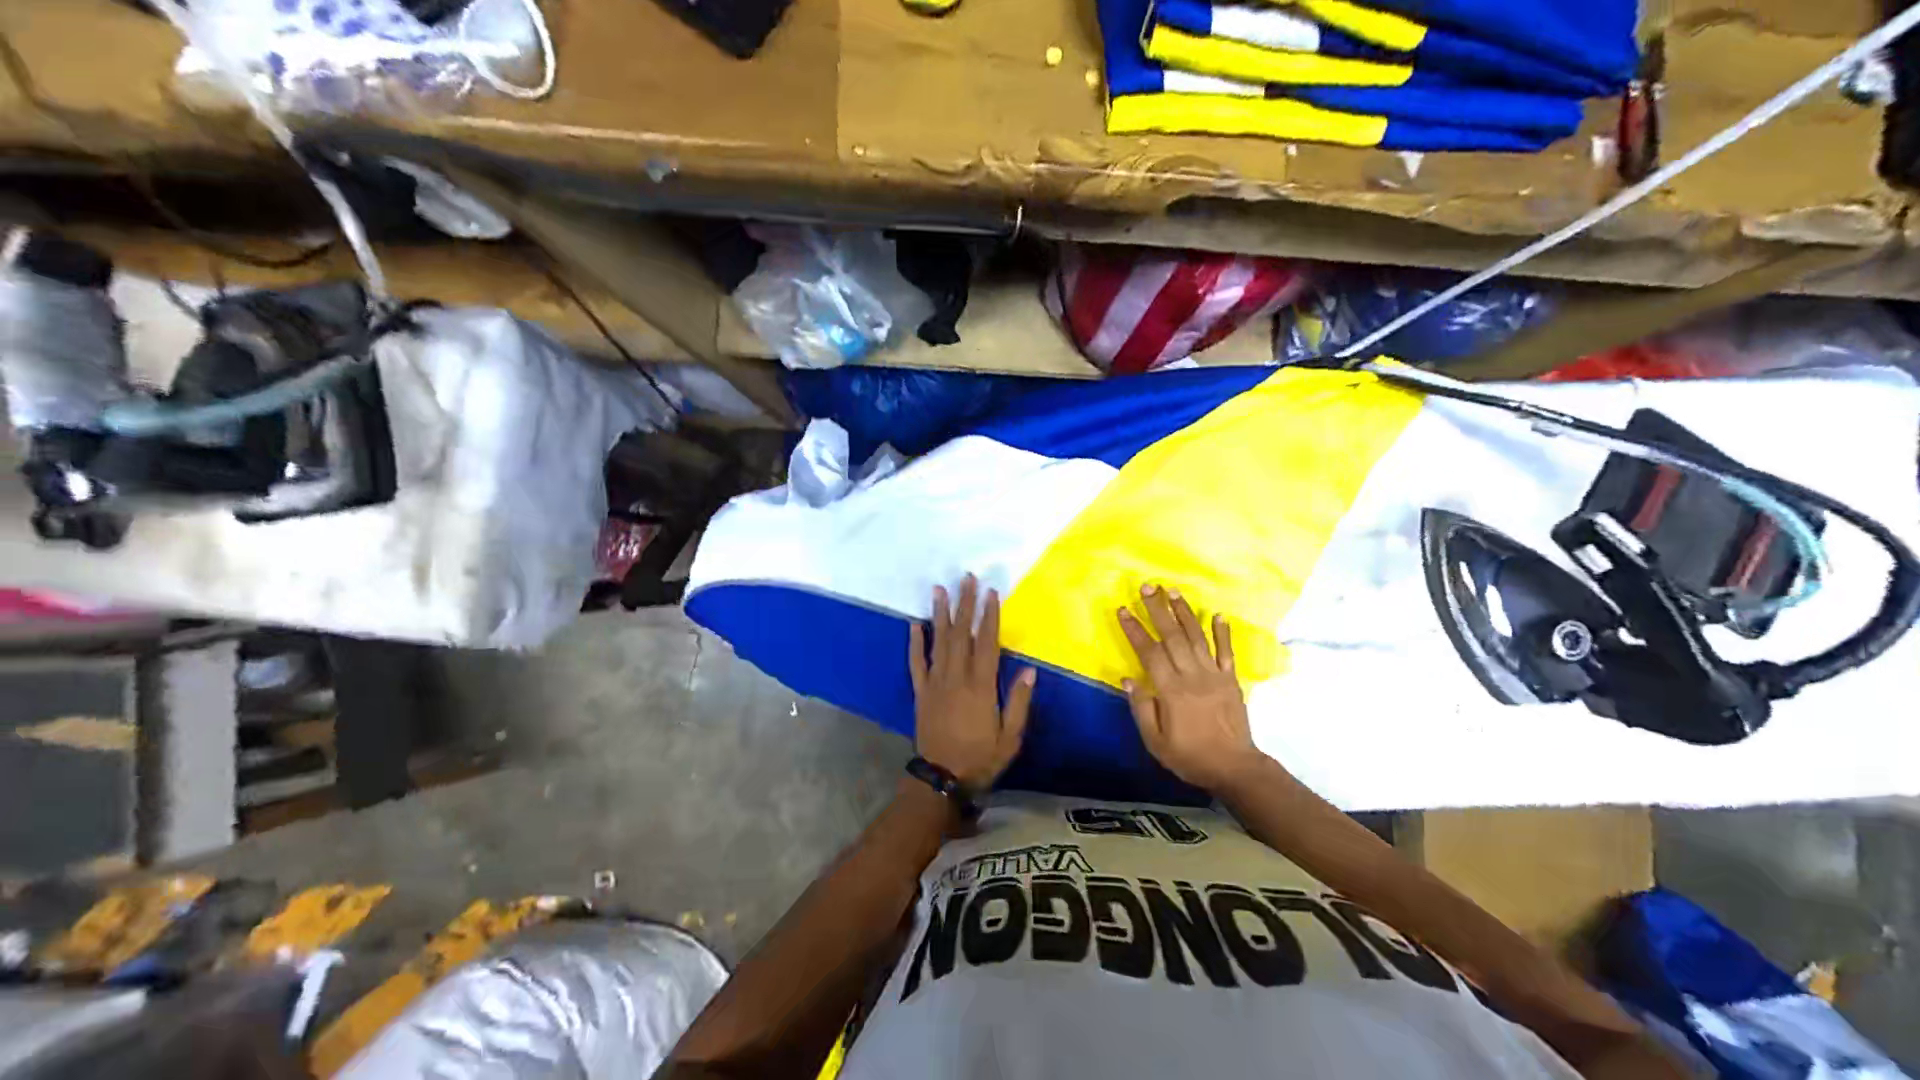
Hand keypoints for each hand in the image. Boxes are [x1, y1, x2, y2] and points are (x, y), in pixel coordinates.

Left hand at [909, 575, 1035, 790]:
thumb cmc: (982, 758)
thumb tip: (1030, 670)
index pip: (987, 643)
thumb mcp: (1011, 737)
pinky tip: (914, 624)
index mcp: (981, 687)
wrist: (941, 777)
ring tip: (939, 590)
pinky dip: (914, 642)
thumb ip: (1019, 702)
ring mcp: (935, 683)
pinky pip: (916, 663)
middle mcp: (956, 678)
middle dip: (965, 604)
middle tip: (966, 579)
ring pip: (938, 642)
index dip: (990, 616)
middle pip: (961, 634)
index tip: (992, 593)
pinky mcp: (920, 692)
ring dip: (939, 614)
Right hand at [1118, 583, 1270, 792]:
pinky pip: (1226, 652)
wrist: (1235, 768)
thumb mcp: (1156, 741)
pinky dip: (1222, 632)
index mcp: (1171, 691)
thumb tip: (1128, 678)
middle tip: (1147, 587)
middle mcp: (1193, 676)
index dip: (1135, 630)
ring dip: (1184, 612)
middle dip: (1157, 609)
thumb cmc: (1190, 757)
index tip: (1123, 610)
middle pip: (1172, 636)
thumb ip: (1141, 708)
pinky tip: (1217, 614)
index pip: (1149, 653)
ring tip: (1173, 591)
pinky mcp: (1231, 680)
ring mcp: (1215, 676)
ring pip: (1197, 637)